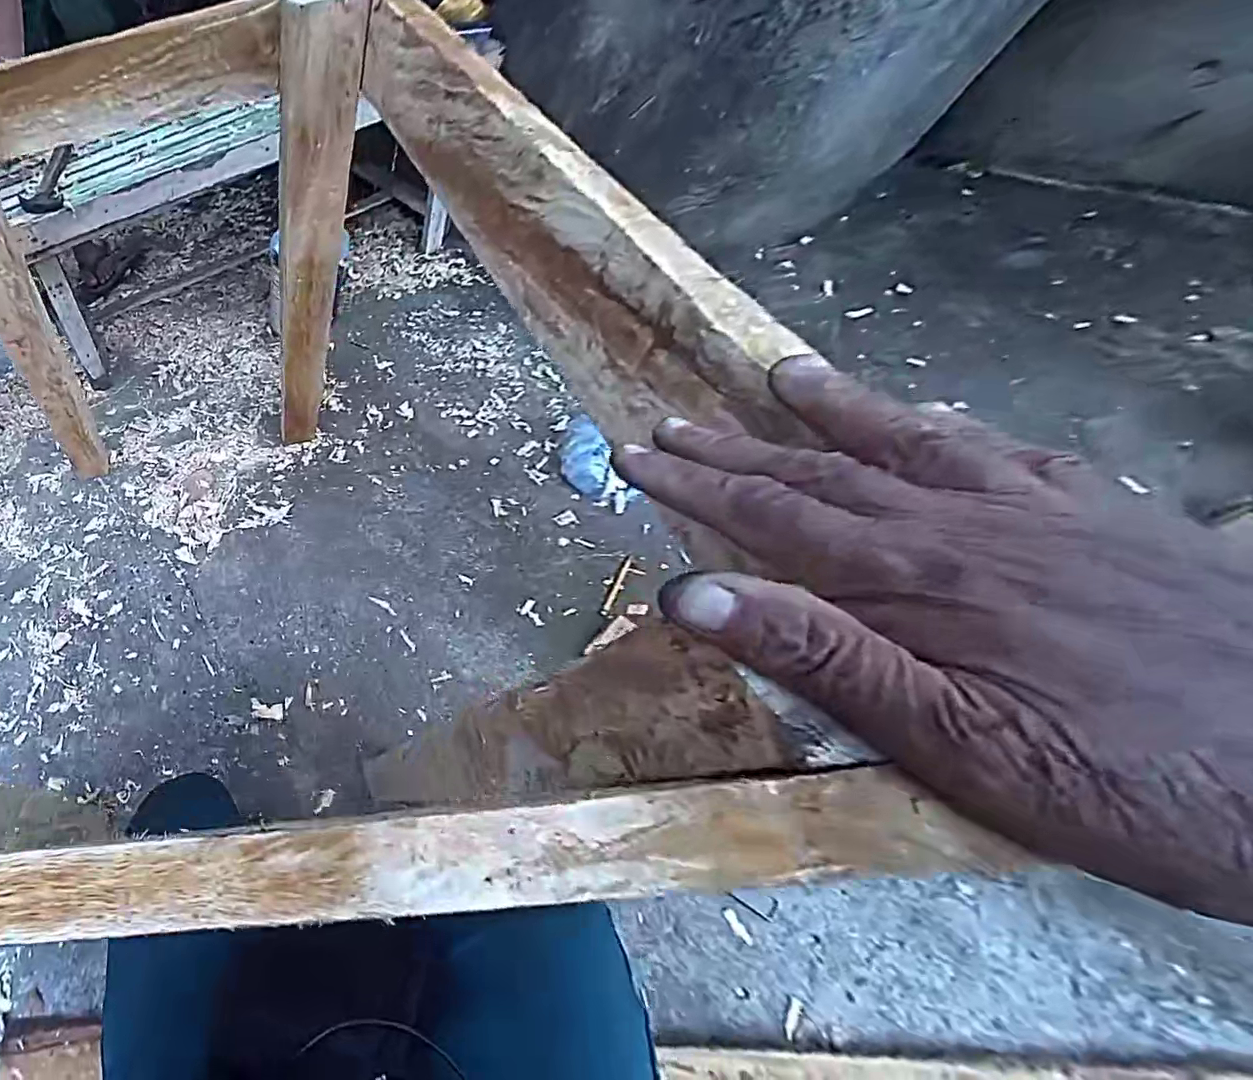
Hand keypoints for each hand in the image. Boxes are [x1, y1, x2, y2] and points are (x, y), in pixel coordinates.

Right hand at [615, 355, 1252, 922]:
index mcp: (906, 579)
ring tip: (782, 374)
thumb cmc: (1129, 780)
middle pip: (815, 471)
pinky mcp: (1111, 521)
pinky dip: (949, 429)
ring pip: (907, 443)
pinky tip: (931, 417)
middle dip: (729, 447)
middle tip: (670, 422)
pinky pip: (1008, 454)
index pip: (765, 513)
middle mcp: (958, 526)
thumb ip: (811, 655)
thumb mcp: (944, 741)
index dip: (691, 482)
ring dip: (831, 410)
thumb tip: (689, 594)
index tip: (636, 457)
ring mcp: (1038, 514)